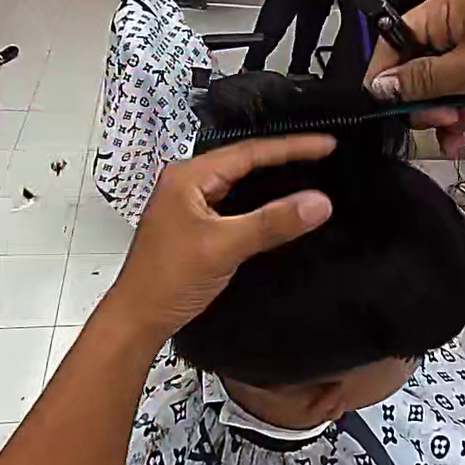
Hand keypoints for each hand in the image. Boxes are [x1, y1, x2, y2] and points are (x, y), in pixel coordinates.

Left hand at [98, 136, 335, 340]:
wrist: (139, 318)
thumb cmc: (165, 280)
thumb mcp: (224, 245)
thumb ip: (273, 222)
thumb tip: (317, 202)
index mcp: (188, 177)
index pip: (250, 151)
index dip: (292, 147)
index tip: (325, 145)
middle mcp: (188, 184)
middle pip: (246, 162)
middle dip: (286, 158)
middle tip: (322, 155)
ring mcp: (192, 205)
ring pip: (242, 184)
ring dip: (274, 181)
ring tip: (308, 174)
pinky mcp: (198, 225)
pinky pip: (238, 205)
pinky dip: (262, 204)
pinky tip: (280, 209)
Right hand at [363, 0, 464, 157]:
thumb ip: (425, 79)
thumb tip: (383, 84)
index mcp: (462, 2)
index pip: (402, 33)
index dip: (387, 70)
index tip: (380, 103)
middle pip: (424, 63)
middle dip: (423, 99)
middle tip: (435, 121)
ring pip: (449, 85)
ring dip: (446, 115)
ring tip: (456, 135)